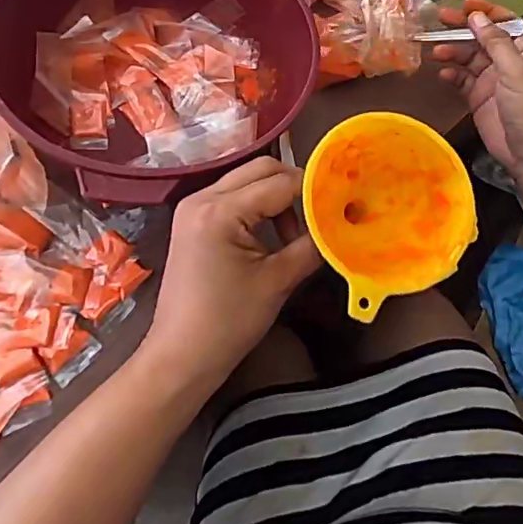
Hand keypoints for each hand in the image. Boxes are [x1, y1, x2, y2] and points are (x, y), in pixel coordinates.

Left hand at [141, 157, 322, 393]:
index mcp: (220, 210)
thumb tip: (336, 224)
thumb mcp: (278, 280)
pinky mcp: (191, 219)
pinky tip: (270, 235)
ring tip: (293, 234)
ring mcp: (192, 206)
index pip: (278, 183)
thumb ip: (310, 244)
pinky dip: (256, 206)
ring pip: (246, 180)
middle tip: (318, 213)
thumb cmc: (229, 322)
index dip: (313, 189)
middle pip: (260, 168)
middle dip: (294, 185)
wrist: (182, 355)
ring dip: (275, 196)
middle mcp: (202, 197)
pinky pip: (232, 196)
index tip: (340, 200)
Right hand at [431, 0, 522, 171]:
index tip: (465, 4)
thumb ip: (495, 43)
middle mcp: (508, 62)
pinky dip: (451, 74)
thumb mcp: (515, 71)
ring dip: (453, 51)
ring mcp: (492, 80)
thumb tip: (477, 18)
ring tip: (436, 52)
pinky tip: (442, 74)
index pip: (506, 23)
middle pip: (482, 37)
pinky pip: (461, 79)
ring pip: (468, 57)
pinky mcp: (478, 97)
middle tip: (440, 19)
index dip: (487, 11)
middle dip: (463, 28)